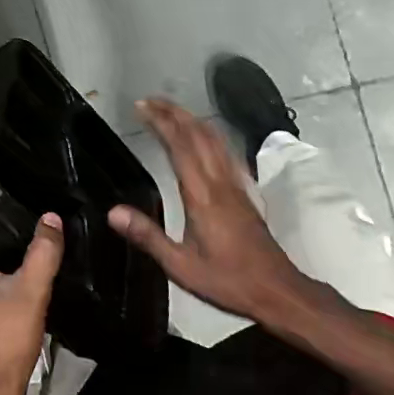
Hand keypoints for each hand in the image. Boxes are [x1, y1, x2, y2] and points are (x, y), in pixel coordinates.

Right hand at [108, 98, 320, 324]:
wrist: (280, 294)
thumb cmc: (228, 280)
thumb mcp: (181, 265)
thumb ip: (147, 236)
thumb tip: (112, 212)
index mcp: (202, 196)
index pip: (180, 147)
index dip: (161, 123)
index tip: (141, 107)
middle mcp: (221, 184)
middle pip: (199, 136)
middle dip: (174, 113)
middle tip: (150, 101)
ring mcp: (236, 187)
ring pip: (216, 141)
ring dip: (192, 120)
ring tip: (171, 111)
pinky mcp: (245, 195)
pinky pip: (227, 154)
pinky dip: (211, 137)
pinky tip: (206, 138)